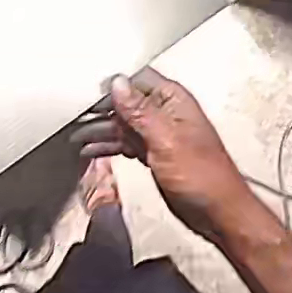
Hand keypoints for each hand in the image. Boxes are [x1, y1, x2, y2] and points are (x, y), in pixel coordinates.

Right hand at [70, 68, 260, 241]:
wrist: (218, 213)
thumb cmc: (203, 176)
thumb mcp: (166, 140)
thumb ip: (139, 111)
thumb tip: (118, 82)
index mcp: (173, 100)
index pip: (136, 79)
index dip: (112, 84)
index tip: (86, 91)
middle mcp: (165, 113)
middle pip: (126, 101)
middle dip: (100, 108)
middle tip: (73, 114)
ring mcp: (159, 134)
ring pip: (123, 123)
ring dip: (100, 128)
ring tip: (75, 134)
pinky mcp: (155, 153)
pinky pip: (126, 142)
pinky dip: (109, 145)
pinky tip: (90, 150)